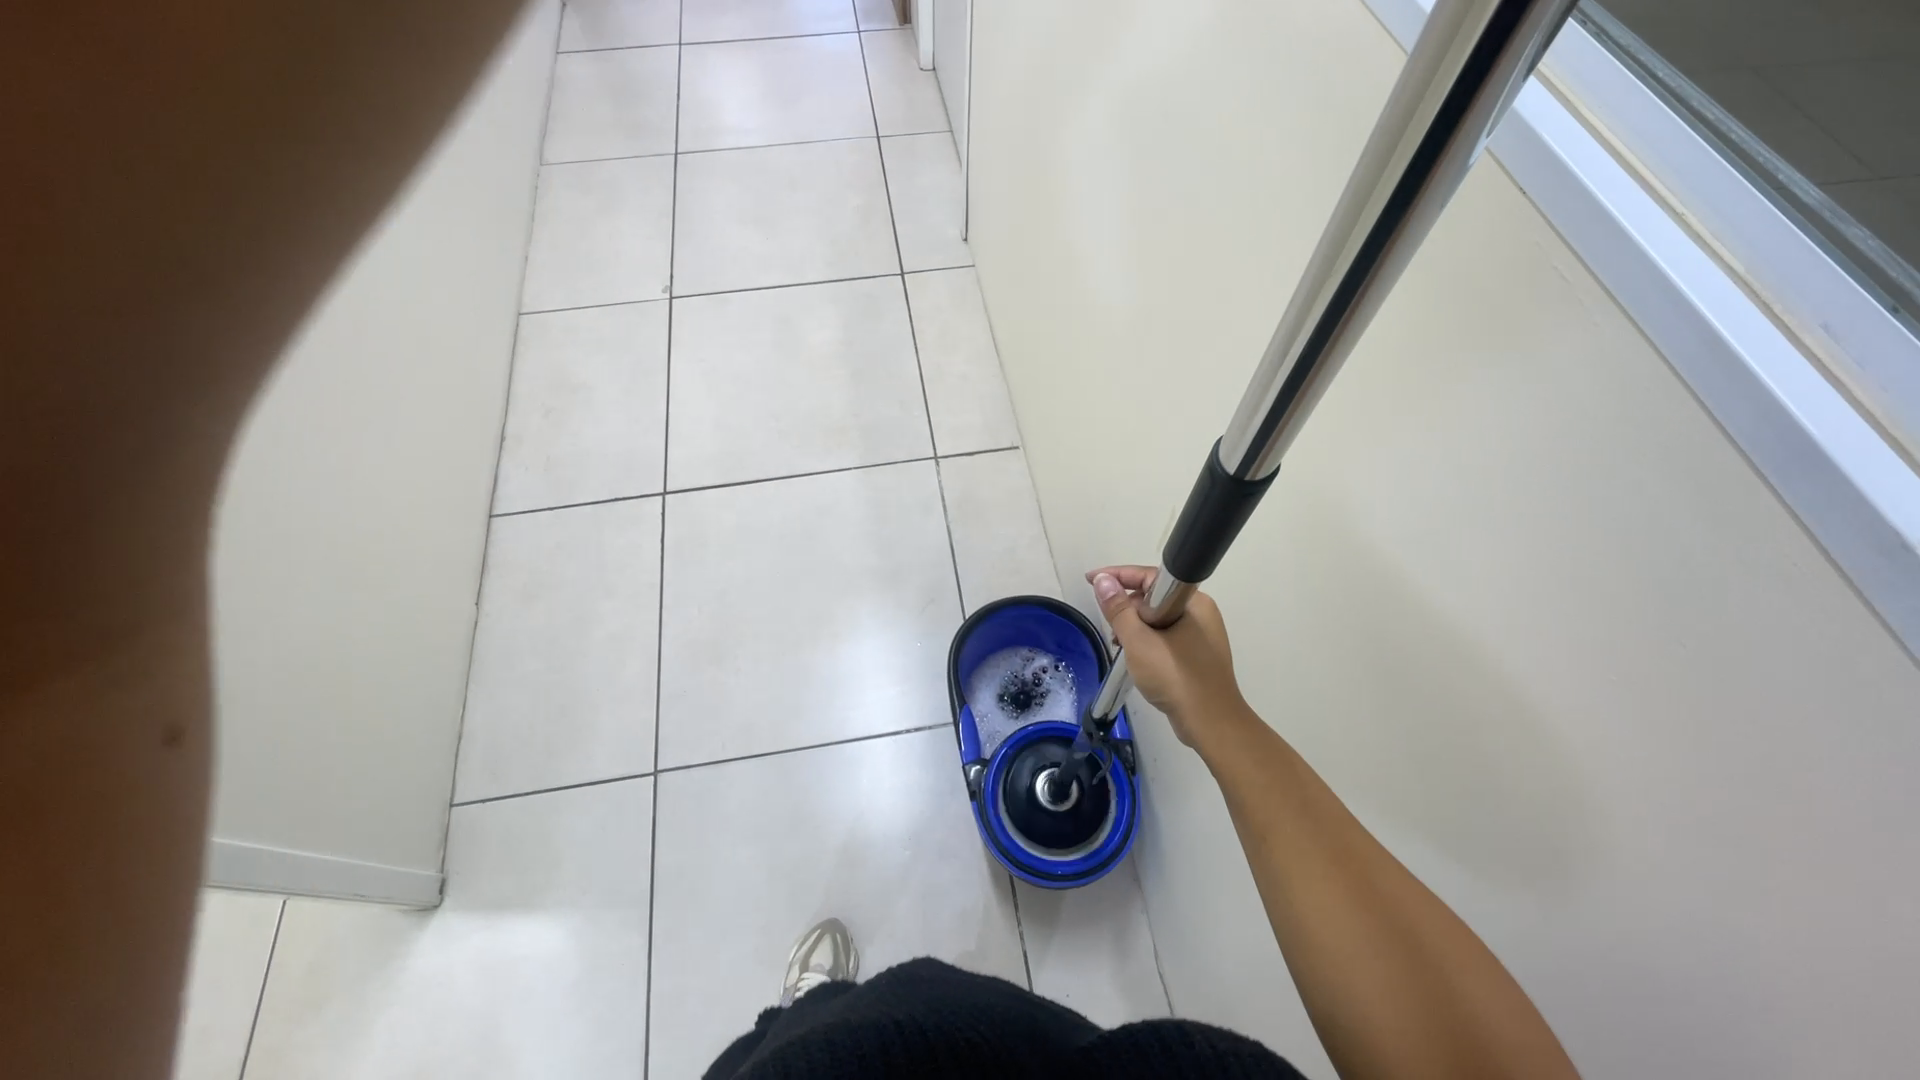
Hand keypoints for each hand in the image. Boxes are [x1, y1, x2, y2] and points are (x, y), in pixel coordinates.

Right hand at [1087, 566, 1253, 752]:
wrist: (1210, 722)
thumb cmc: (1175, 677)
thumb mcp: (1138, 641)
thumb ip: (1118, 610)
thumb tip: (1102, 581)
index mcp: (1192, 601)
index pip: (1149, 577)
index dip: (1118, 576)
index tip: (1092, 580)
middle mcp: (1200, 612)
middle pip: (1153, 597)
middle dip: (1126, 608)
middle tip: (1109, 627)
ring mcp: (1201, 635)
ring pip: (1159, 619)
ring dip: (1135, 628)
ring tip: (1120, 646)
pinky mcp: (1198, 655)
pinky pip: (1167, 637)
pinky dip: (1148, 642)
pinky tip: (1137, 659)